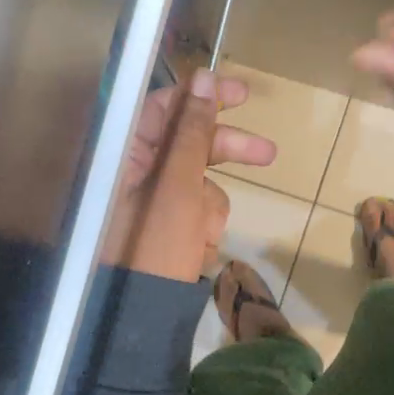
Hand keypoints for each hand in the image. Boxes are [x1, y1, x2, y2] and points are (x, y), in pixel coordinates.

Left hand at [102, 69, 275, 281]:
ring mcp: (150, 200)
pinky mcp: (165, 227)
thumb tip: (202, 76)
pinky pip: (197, 211)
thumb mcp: (178, 184)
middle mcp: (134, 169)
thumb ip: (192, 130)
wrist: (141, 319)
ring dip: (210, 208)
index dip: (203, 95)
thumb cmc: (155, 246)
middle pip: (189, 142)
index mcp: (125, 152)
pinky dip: (202, 229)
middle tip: (268, 154)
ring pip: (201, 181)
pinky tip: (195, 252)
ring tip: (200, 236)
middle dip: (226, 154)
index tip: (243, 96)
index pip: (165, 106)